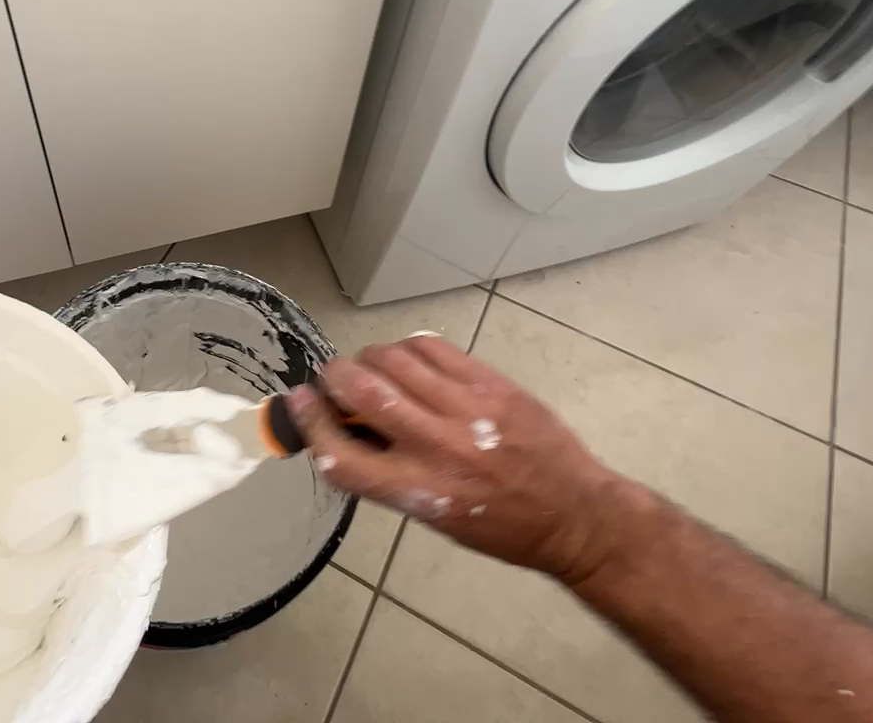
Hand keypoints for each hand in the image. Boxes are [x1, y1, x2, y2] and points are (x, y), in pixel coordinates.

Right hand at [287, 334, 646, 582]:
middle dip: (333, 376)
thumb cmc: (498, 525)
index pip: (340, 455)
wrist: (575, 513)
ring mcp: (465, 408)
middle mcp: (436, 446)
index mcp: (418, 491)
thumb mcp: (431, 515)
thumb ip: (384, 472)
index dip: (309, 424)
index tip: (297, 401)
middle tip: (334, 379)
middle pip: (359, 390)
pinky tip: (411, 361)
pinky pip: (430, 347)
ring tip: (376, 369)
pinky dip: (407, 349)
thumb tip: (341, 428)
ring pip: (391, 359)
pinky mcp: (490, 383)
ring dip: (370, 359)